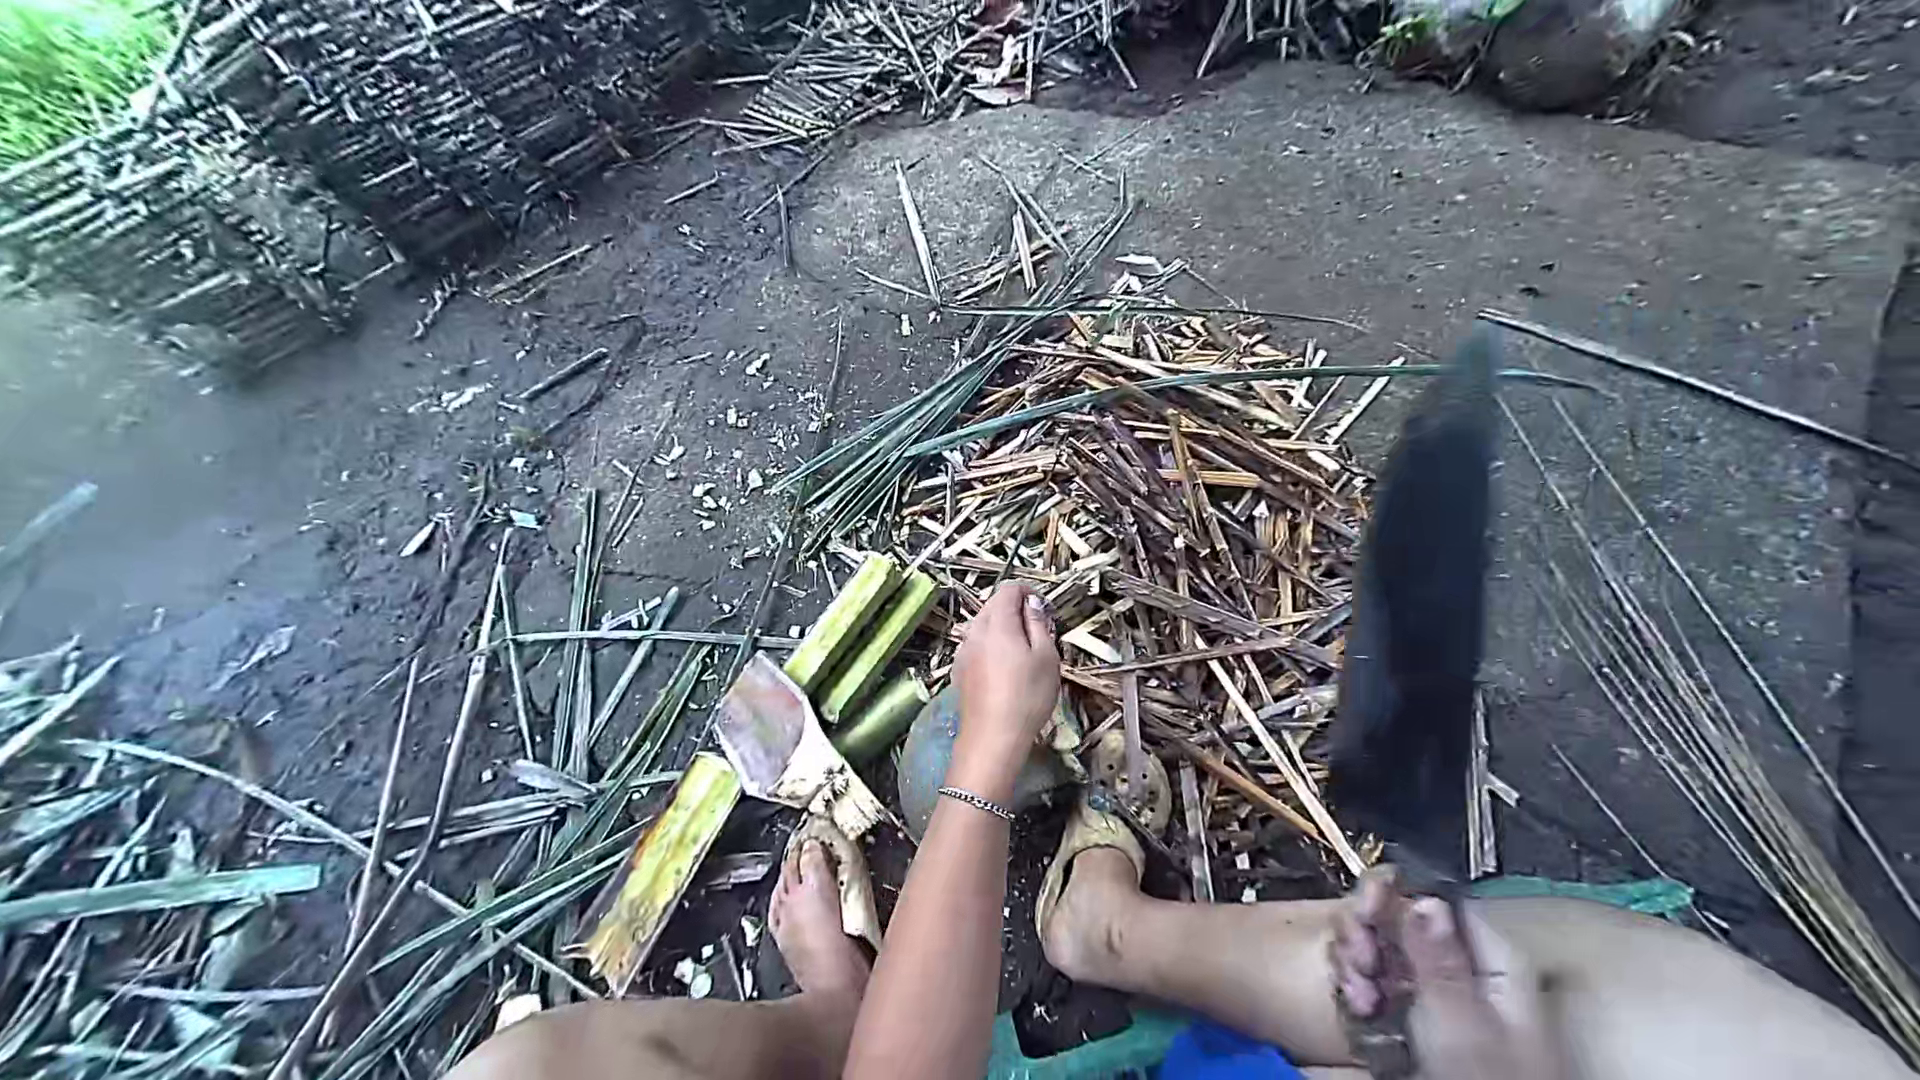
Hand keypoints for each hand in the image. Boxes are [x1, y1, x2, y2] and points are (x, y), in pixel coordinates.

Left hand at [947, 583, 1059, 804]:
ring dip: (1003, 628)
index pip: (1008, 588)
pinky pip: (977, 645)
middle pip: (993, 604)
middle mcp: (975, 631)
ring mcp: (963, 650)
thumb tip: (1032, 604)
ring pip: (984, 625)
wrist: (993, 736)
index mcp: (997, 622)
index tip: (1044, 608)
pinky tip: (1004, 669)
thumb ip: (1038, 624)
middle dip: (1015, 609)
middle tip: (1038, 631)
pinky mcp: (959, 669)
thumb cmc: (1027, 695)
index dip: (1028, 592)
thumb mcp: (1046, 656)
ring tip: (1023, 652)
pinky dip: (991, 646)